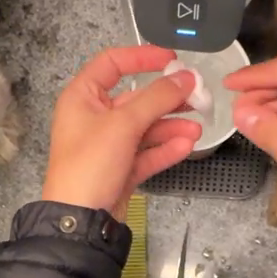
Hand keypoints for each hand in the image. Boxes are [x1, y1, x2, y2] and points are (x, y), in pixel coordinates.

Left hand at [40, 45, 203, 218]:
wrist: (80, 220)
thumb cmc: (89, 166)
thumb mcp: (123, 124)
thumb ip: (157, 98)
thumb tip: (185, 78)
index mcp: (83, 97)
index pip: (113, 64)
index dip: (142, 57)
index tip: (171, 59)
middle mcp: (94, 118)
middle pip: (136, 100)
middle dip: (166, 100)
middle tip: (196, 98)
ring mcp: (107, 146)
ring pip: (144, 129)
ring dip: (171, 127)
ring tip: (196, 128)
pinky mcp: (119, 170)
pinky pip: (146, 154)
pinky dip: (165, 150)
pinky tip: (186, 146)